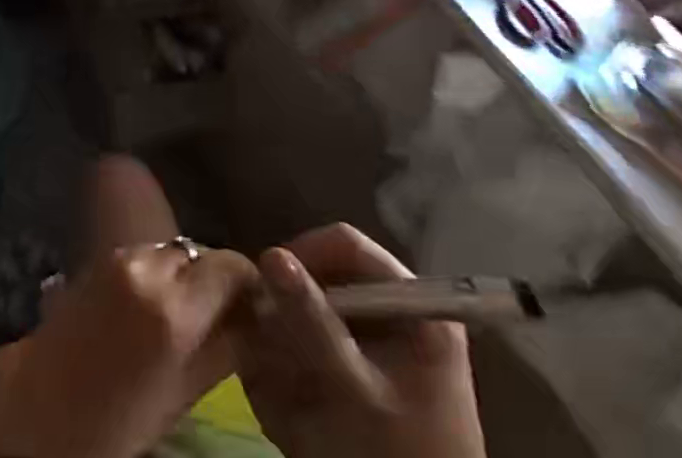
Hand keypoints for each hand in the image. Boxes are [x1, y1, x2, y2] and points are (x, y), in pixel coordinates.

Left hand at [0, 241, 258, 457]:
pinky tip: (157, 302)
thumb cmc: (115, 418)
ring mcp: (116, 259)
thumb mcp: (181, 392)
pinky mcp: (96, 259)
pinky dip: (158, 270)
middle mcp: (145, 270)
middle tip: (224, 311)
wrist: (39, 401)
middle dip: (214, 276)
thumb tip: (252, 326)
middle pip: (197, 253)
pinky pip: (142, 254)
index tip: (256, 303)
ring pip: (168, 250)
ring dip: (184, 271)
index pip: (228, 266)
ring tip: (189, 309)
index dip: (247, 281)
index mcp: (172, 309)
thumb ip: (221, 351)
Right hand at [238, 224, 484, 457]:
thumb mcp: (352, 388)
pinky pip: (305, 326)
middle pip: (323, 269)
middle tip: (266, 330)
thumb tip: (270, 253)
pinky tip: (285, 377)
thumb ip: (312, 320)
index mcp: (415, 305)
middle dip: (286, 295)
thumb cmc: (391, 455)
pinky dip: (285, 344)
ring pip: (307, 296)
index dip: (301, 254)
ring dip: (281, 323)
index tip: (266, 284)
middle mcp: (395, 307)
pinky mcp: (354, 353)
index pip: (345, 245)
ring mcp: (375, 331)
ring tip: (276, 363)